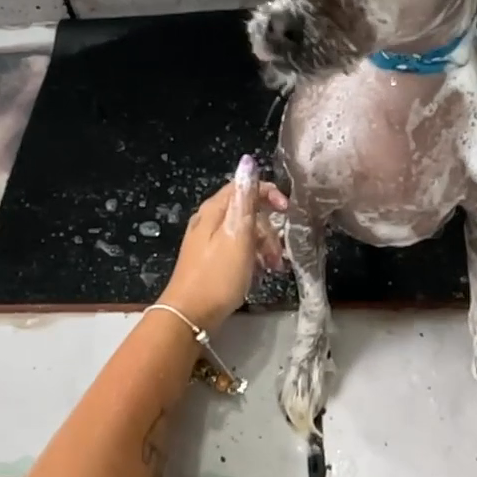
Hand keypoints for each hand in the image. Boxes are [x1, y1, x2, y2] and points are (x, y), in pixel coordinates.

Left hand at [159, 156, 289, 329]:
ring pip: (242, 232)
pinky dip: (250, 257)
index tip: (288, 212)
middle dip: (268, 229)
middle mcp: (208, 219)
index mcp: (214, 210)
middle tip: (279, 254)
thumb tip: (247, 160)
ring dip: (262, 246)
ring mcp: (205, 240)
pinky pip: (235, 249)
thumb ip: (245, 198)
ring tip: (272, 269)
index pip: (244, 186)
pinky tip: (256, 274)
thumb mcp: (238, 235)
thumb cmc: (218, 276)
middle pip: (245, 210)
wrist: (188, 316)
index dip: (269, 193)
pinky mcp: (207, 260)